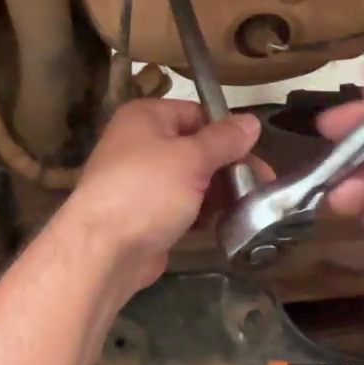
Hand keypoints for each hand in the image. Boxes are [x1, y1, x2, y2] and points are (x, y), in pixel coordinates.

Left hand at [58, 99, 260, 290]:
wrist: (102, 251)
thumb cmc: (147, 191)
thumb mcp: (191, 159)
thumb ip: (224, 140)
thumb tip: (252, 121)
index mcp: (145, 117)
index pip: (195, 113)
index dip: (225, 132)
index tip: (256, 153)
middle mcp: (139, 143)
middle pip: (194, 147)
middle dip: (227, 166)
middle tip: (261, 186)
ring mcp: (140, 180)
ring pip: (189, 179)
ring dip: (217, 192)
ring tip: (248, 207)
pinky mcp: (143, 214)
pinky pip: (180, 205)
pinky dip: (200, 212)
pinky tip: (222, 224)